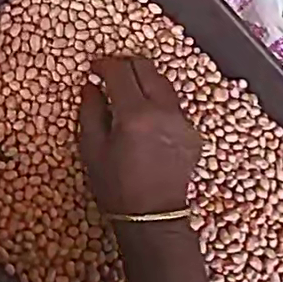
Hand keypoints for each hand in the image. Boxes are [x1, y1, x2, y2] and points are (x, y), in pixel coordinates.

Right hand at [78, 57, 201, 215]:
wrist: (152, 217)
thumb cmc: (115, 186)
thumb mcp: (92, 149)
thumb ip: (90, 111)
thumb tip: (91, 86)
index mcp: (135, 114)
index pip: (119, 71)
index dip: (103, 64)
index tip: (93, 68)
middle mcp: (163, 110)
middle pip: (146, 67)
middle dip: (125, 65)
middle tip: (110, 73)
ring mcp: (182, 120)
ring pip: (163, 83)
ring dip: (144, 79)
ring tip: (127, 91)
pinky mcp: (192, 132)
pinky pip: (173, 105)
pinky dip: (157, 101)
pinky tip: (145, 118)